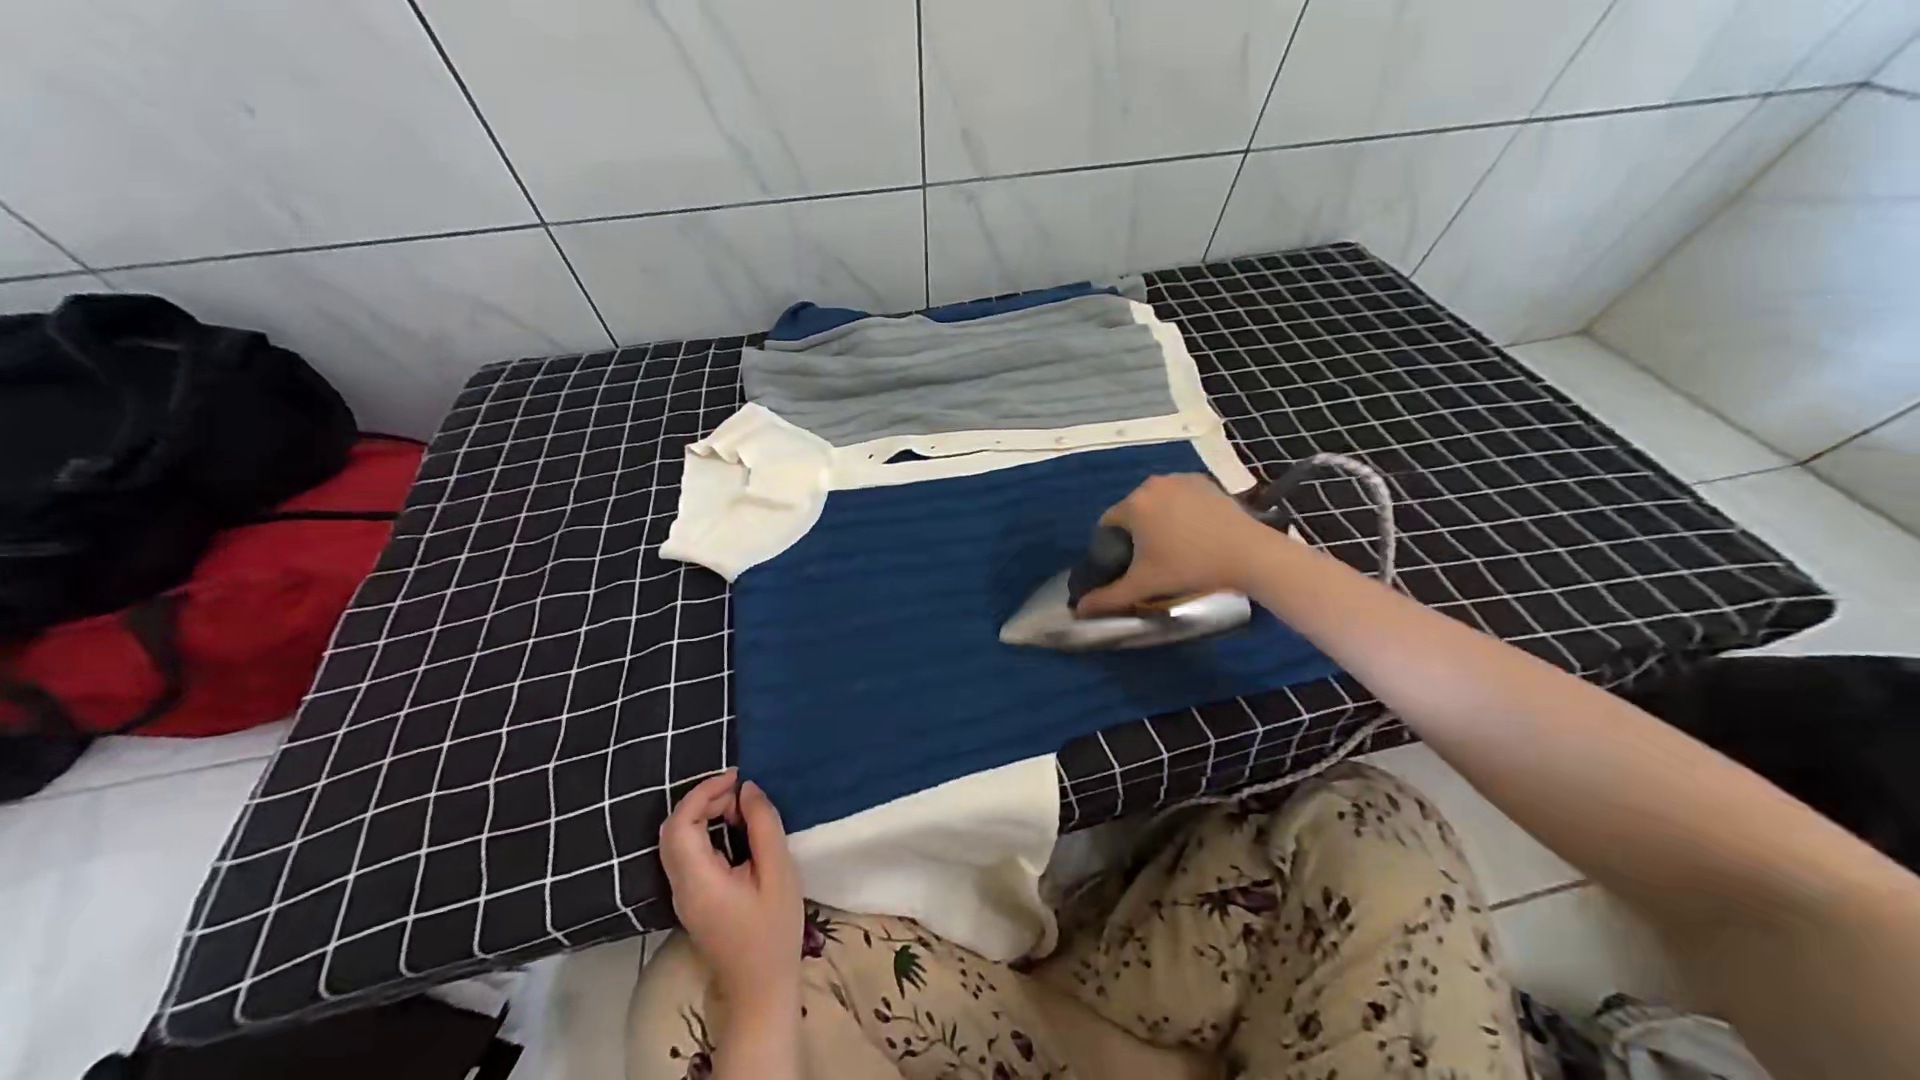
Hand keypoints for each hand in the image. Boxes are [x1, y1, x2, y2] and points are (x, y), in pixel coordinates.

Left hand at [658, 769, 802, 1017]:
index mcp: (698, 880)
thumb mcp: (778, 872)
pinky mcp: (691, 898)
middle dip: (703, 800)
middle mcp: (680, 885)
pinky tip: (734, 829)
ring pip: (676, 840)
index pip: (680, 824)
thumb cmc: (773, 930)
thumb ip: (763, 826)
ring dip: (703, 814)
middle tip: (741, 793)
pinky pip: (686, 852)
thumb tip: (748, 789)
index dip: (703, 792)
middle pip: (672, 829)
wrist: (761, 986)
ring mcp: (681, 894)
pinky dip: (704, 830)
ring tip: (741, 807)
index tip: (736, 778)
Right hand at [1075, 473, 1283, 616]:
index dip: (1112, 546)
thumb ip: (1108, 597)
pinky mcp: (1203, 480)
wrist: (1248, 553)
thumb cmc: (1190, 567)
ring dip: (1158, 519)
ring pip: (1156, 502)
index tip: (1129, 564)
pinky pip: (1179, 495)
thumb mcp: (1145, 585)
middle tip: (1154, 559)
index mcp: (1133, 504)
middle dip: (1137, 532)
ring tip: (1176, 545)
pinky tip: (1194, 530)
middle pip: (1132, 510)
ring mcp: (1179, 479)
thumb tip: (1078, 610)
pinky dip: (1180, 509)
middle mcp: (1151, 484)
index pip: (1107, 524)